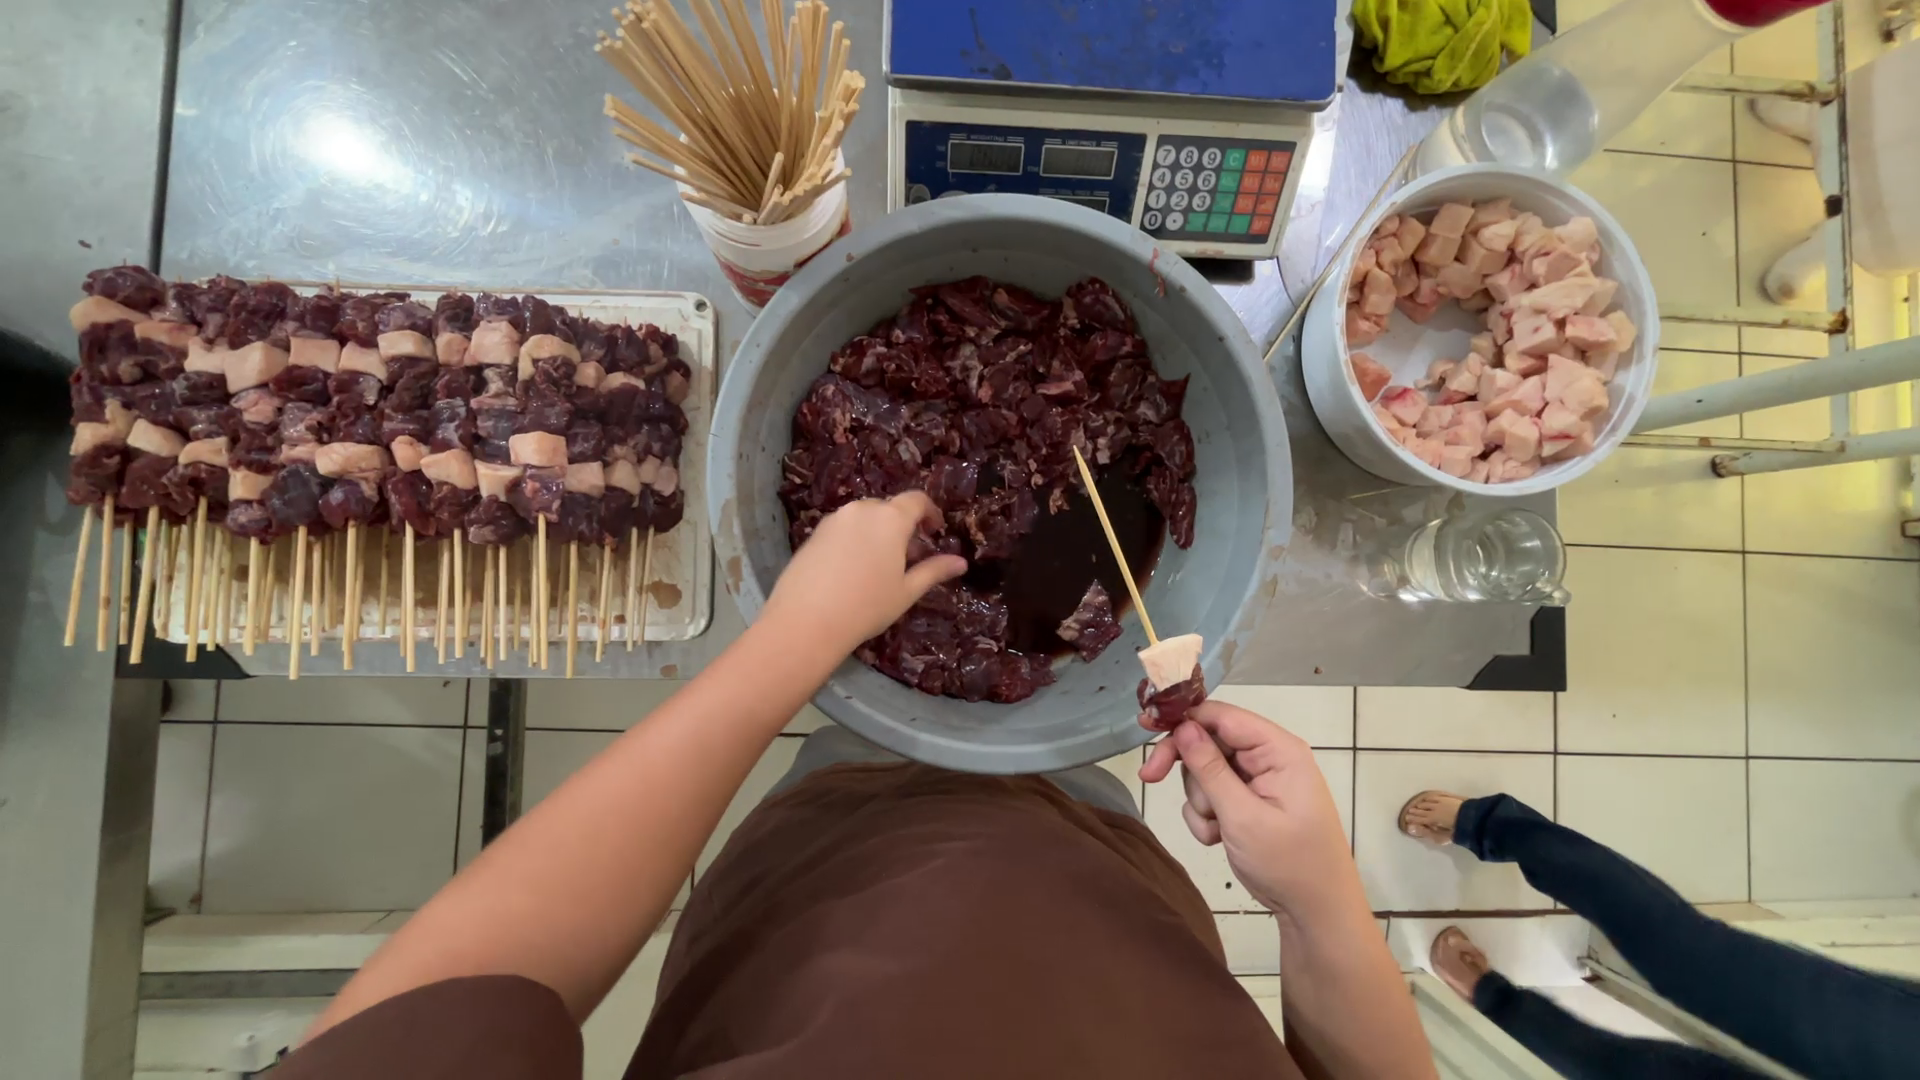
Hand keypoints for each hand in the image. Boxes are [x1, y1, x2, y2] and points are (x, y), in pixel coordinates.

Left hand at [763, 491, 967, 650]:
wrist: (804, 621)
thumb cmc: (866, 606)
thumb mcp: (906, 591)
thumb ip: (934, 571)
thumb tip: (961, 562)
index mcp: (890, 518)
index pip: (917, 500)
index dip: (930, 513)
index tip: (936, 532)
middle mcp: (862, 509)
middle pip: (889, 509)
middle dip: (903, 527)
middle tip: (910, 558)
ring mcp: (834, 519)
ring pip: (865, 518)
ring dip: (878, 533)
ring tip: (881, 567)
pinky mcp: (814, 533)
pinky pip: (843, 528)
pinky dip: (855, 540)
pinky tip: (853, 571)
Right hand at [1141, 701, 1364, 922]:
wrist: (1315, 915)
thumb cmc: (1288, 863)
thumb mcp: (1243, 817)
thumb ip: (1210, 769)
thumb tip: (1183, 726)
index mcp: (1277, 750)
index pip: (1221, 715)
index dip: (1183, 717)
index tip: (1146, 725)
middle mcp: (1268, 758)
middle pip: (1208, 740)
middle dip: (1185, 766)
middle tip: (1150, 779)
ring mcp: (1257, 781)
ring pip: (1204, 770)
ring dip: (1200, 800)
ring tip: (1216, 829)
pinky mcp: (1248, 802)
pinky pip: (1211, 794)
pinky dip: (1206, 816)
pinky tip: (1218, 839)